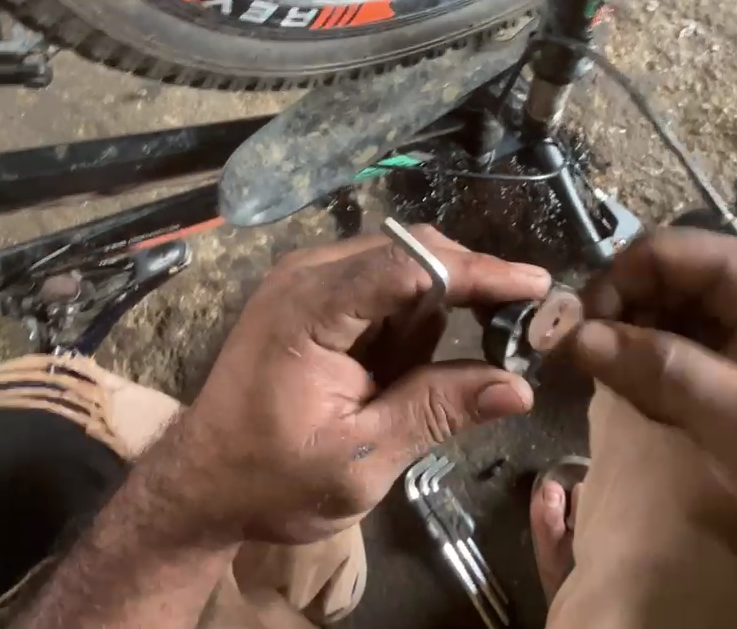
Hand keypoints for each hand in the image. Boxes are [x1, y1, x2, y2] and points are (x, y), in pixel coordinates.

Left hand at [141, 227, 551, 545]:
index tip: (535, 284)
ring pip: (398, 265)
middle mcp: (306, 274)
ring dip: (435, 307)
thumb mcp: (360, 456)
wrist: (201, 484)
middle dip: (465, 283)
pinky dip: (409, 316)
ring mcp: (305, 280)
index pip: (406, 267)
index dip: (475, 271)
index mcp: (308, 307)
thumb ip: (436, 411)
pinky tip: (402, 365)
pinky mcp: (311, 296)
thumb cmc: (270, 477)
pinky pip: (379, 285)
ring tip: (435, 365)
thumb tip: (518, 386)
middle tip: (517, 320)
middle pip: (407, 252)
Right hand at [561, 228, 736, 554]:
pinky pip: (666, 342)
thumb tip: (572, 335)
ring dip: (629, 351)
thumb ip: (659, 370)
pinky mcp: (731, 353)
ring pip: (652, 311)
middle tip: (591, 372)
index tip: (572, 336)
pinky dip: (646, 371)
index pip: (659, 251)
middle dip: (616, 322)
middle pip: (651, 278)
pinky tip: (656, 407)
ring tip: (633, 398)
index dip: (610, 286)